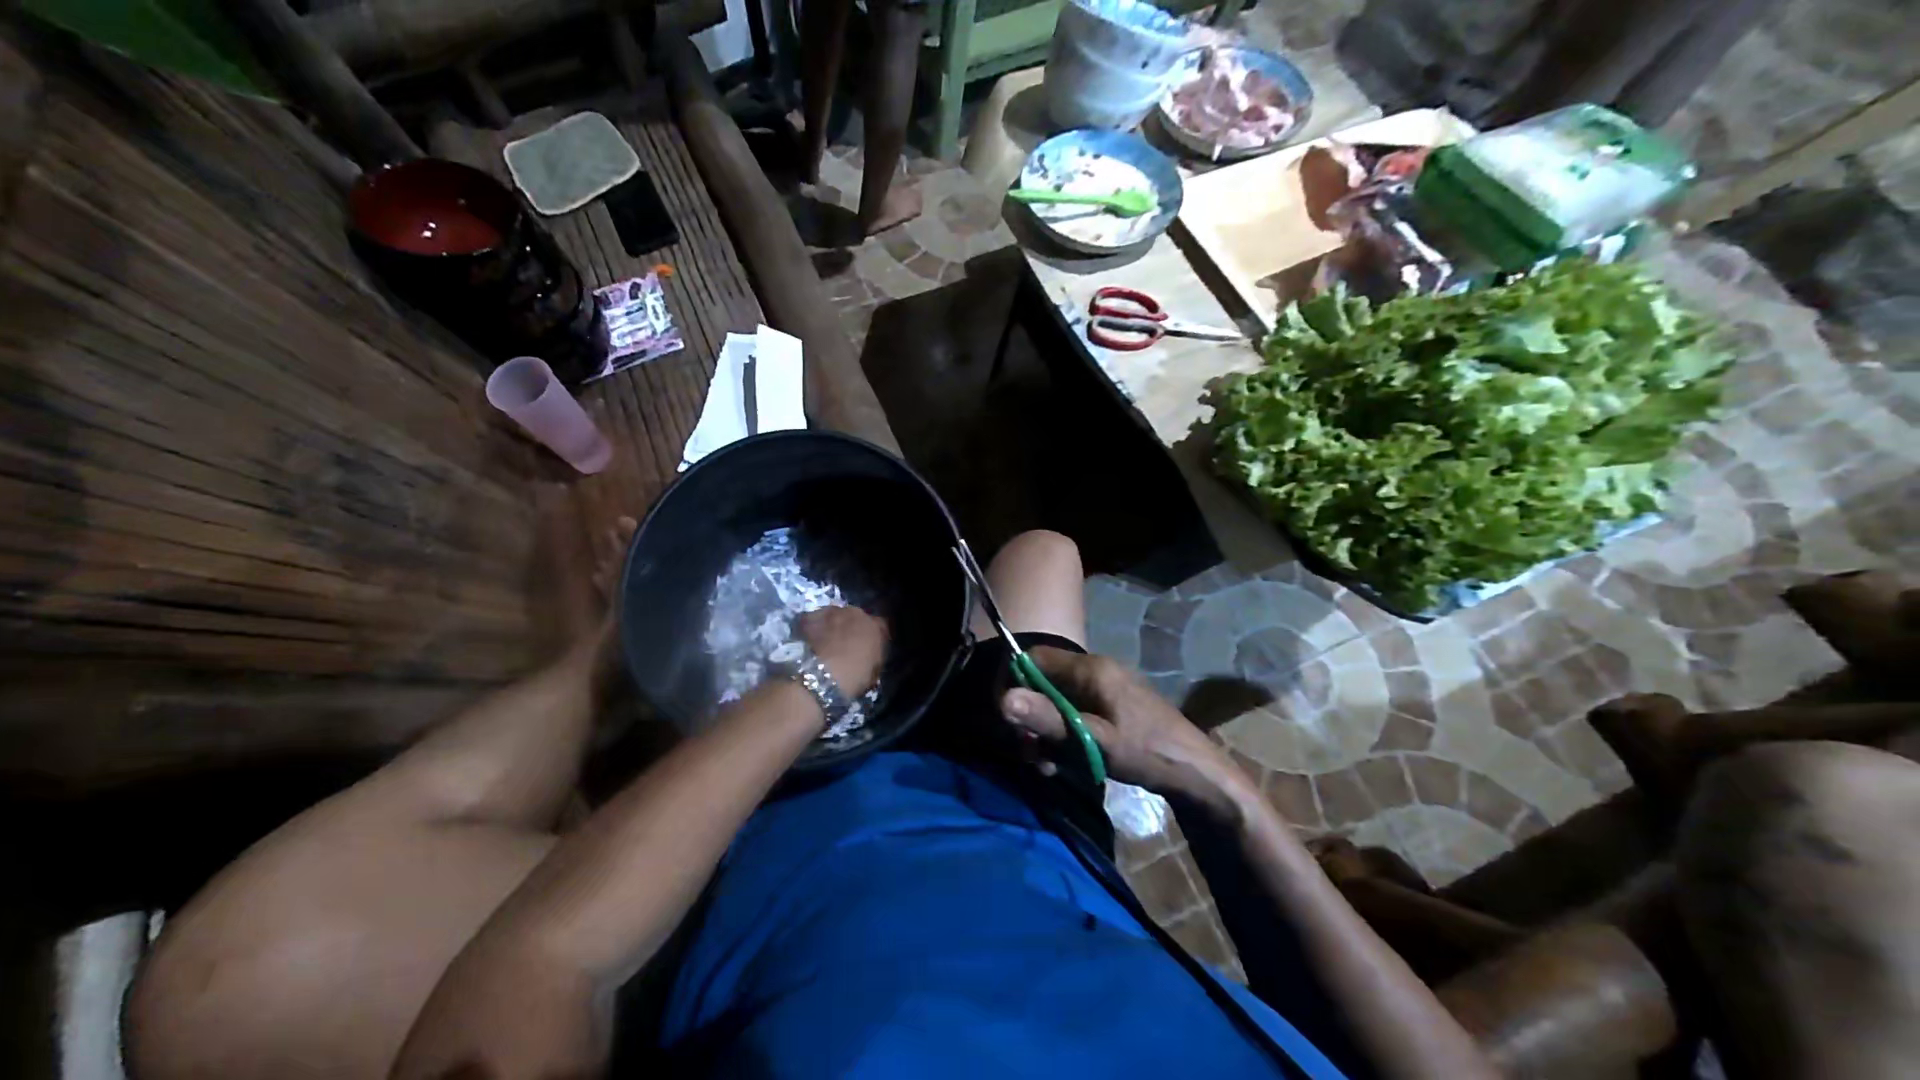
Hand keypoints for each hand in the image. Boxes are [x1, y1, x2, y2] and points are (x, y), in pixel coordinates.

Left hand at [796, 606, 888, 697]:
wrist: (824, 676)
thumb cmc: (855, 678)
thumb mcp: (873, 672)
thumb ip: (873, 658)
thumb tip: (869, 656)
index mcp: (877, 627)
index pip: (879, 626)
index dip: (871, 636)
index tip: (866, 646)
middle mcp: (857, 612)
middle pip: (854, 616)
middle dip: (849, 627)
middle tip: (843, 644)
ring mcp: (832, 612)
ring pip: (832, 615)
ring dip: (830, 625)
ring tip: (822, 642)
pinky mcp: (810, 616)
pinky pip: (812, 620)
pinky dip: (811, 627)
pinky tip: (807, 641)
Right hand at [1000, 647, 1259, 817]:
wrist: (1197, 772)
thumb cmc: (1146, 752)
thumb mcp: (1093, 740)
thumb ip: (1048, 719)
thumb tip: (1002, 700)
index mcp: (1090, 668)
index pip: (1032, 657)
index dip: (1012, 684)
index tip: (1008, 721)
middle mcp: (1095, 669)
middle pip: (1042, 681)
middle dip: (1030, 717)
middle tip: (1032, 753)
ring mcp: (1105, 687)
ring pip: (1056, 700)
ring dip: (1046, 731)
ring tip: (1049, 765)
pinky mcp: (1112, 705)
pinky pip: (1074, 711)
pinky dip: (1064, 734)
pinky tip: (1068, 761)